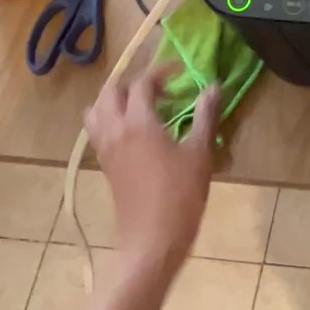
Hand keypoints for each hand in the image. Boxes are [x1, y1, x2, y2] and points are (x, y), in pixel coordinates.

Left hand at [83, 63, 220, 272]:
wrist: (152, 240)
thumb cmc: (181, 196)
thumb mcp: (200, 153)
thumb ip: (205, 116)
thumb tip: (213, 87)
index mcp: (138, 123)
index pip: (141, 84)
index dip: (160, 71)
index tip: (180, 70)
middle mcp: (115, 130)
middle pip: (111, 91)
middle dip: (133, 81)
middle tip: (160, 85)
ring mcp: (105, 149)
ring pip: (97, 110)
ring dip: (116, 98)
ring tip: (142, 103)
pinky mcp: (105, 165)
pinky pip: (98, 129)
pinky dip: (111, 118)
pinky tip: (136, 130)